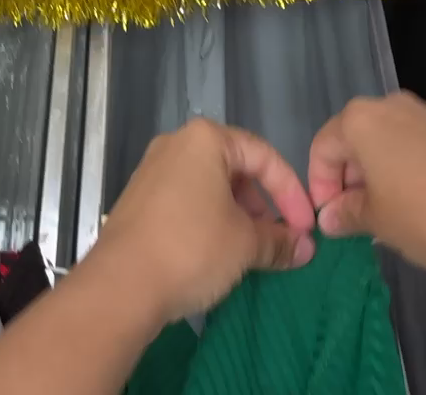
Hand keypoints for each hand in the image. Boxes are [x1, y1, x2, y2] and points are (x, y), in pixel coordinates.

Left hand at [88, 118, 316, 321]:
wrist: (119, 286)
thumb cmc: (191, 248)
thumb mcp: (245, 244)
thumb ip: (279, 240)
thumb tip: (305, 248)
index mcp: (205, 139)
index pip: (263, 156)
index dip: (291, 193)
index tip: (305, 228)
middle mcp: (177, 144)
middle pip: (235, 167)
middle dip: (262, 204)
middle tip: (278, 239)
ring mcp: (153, 170)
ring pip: (210, 185)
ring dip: (237, 214)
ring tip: (252, 250)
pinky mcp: (139, 198)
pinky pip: (186, 199)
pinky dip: (210, 219)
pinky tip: (218, 252)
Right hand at [308, 91, 425, 271]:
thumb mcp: (378, 222)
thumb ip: (347, 214)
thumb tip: (330, 216)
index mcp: (360, 120)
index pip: (322, 147)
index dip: (320, 186)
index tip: (332, 220)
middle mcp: (390, 106)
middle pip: (354, 140)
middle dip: (350, 179)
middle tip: (359, 220)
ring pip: (388, 142)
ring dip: (380, 175)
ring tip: (392, 216)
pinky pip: (418, 147)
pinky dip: (410, 170)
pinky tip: (425, 205)